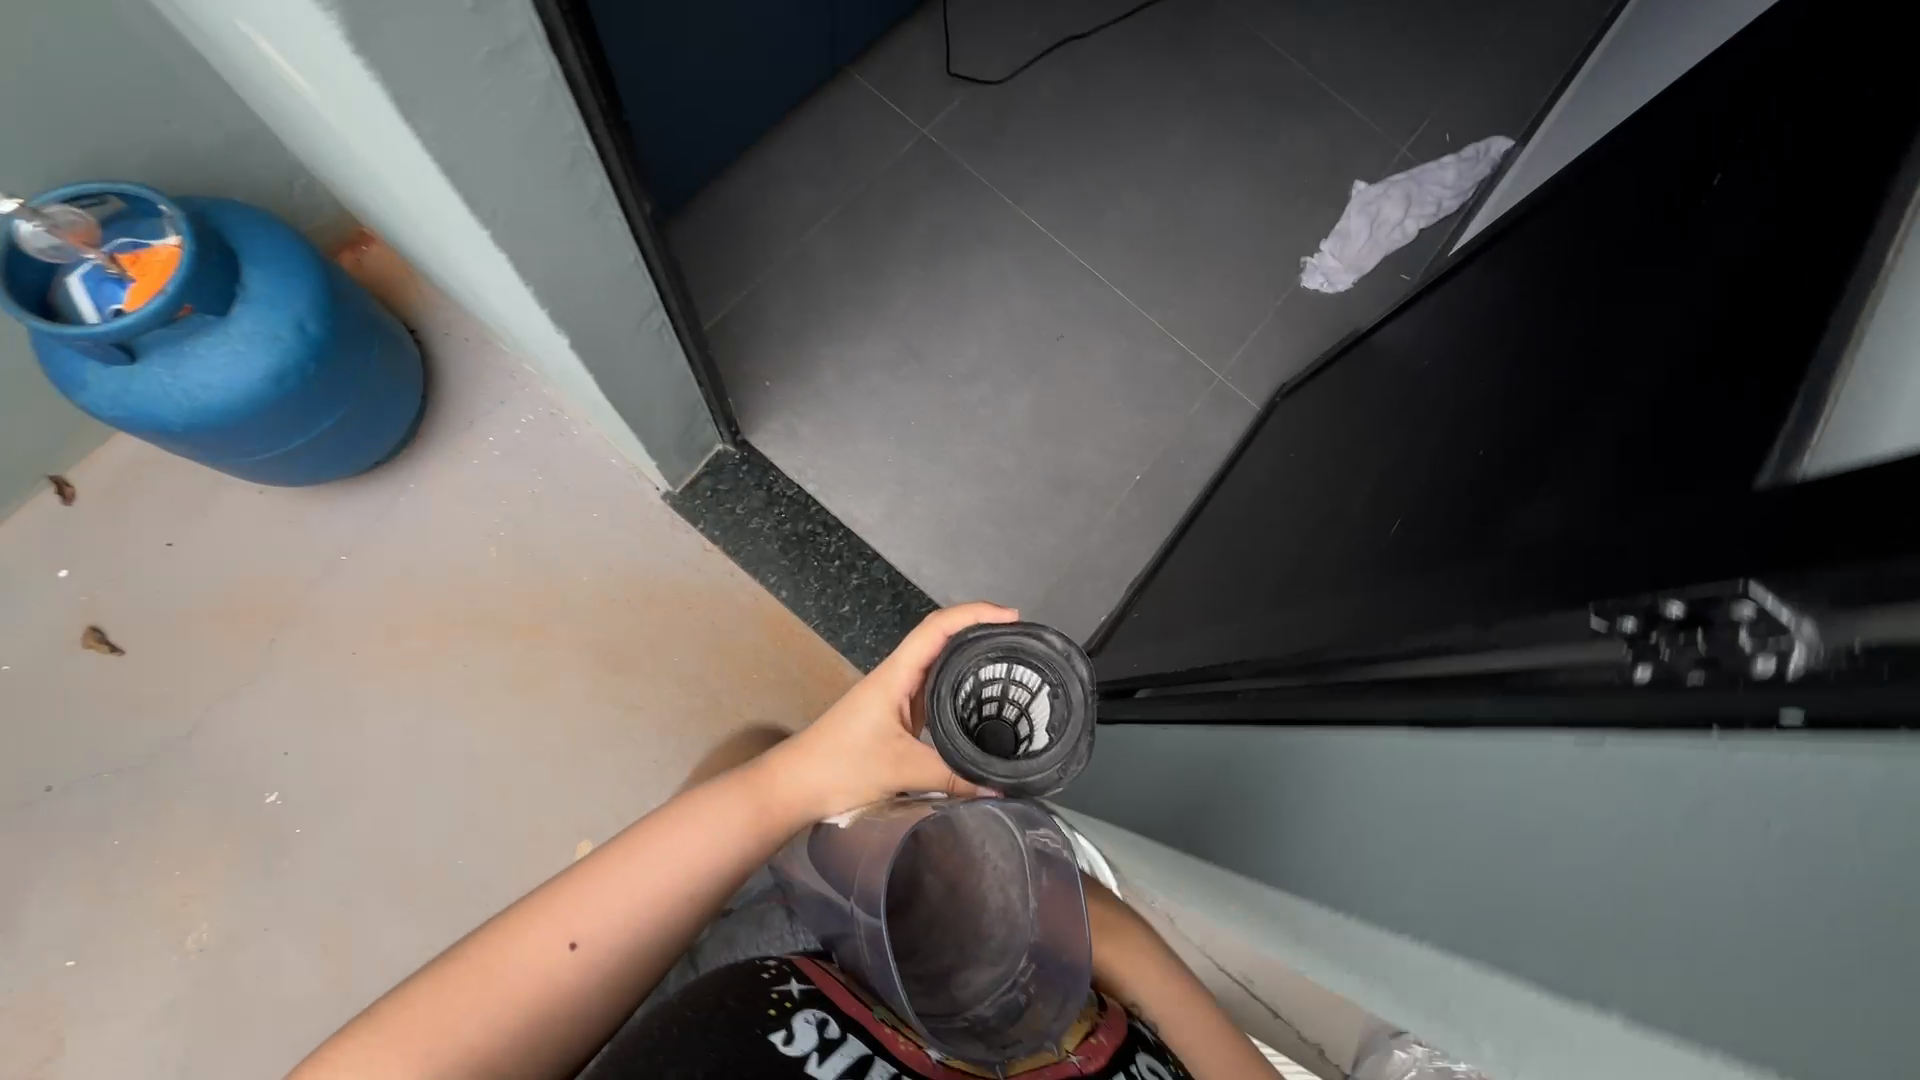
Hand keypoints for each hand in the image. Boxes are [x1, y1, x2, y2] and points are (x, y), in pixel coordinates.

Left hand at [757, 602, 1019, 820]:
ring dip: (968, 655)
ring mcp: (895, 695)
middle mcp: (897, 676)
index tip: (1011, 617)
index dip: (975, 614)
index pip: (938, 627)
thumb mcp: (902, 771)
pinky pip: (933, 689)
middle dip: (979, 629)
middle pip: (941, 637)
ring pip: (937, 662)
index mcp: (896, 674)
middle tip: (1018, 640)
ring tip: (1006, 661)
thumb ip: (953, 778)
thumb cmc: (840, 767)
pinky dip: (958, 685)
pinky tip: (977, 699)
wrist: (796, 785)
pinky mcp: (895, 715)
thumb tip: (1000, 789)